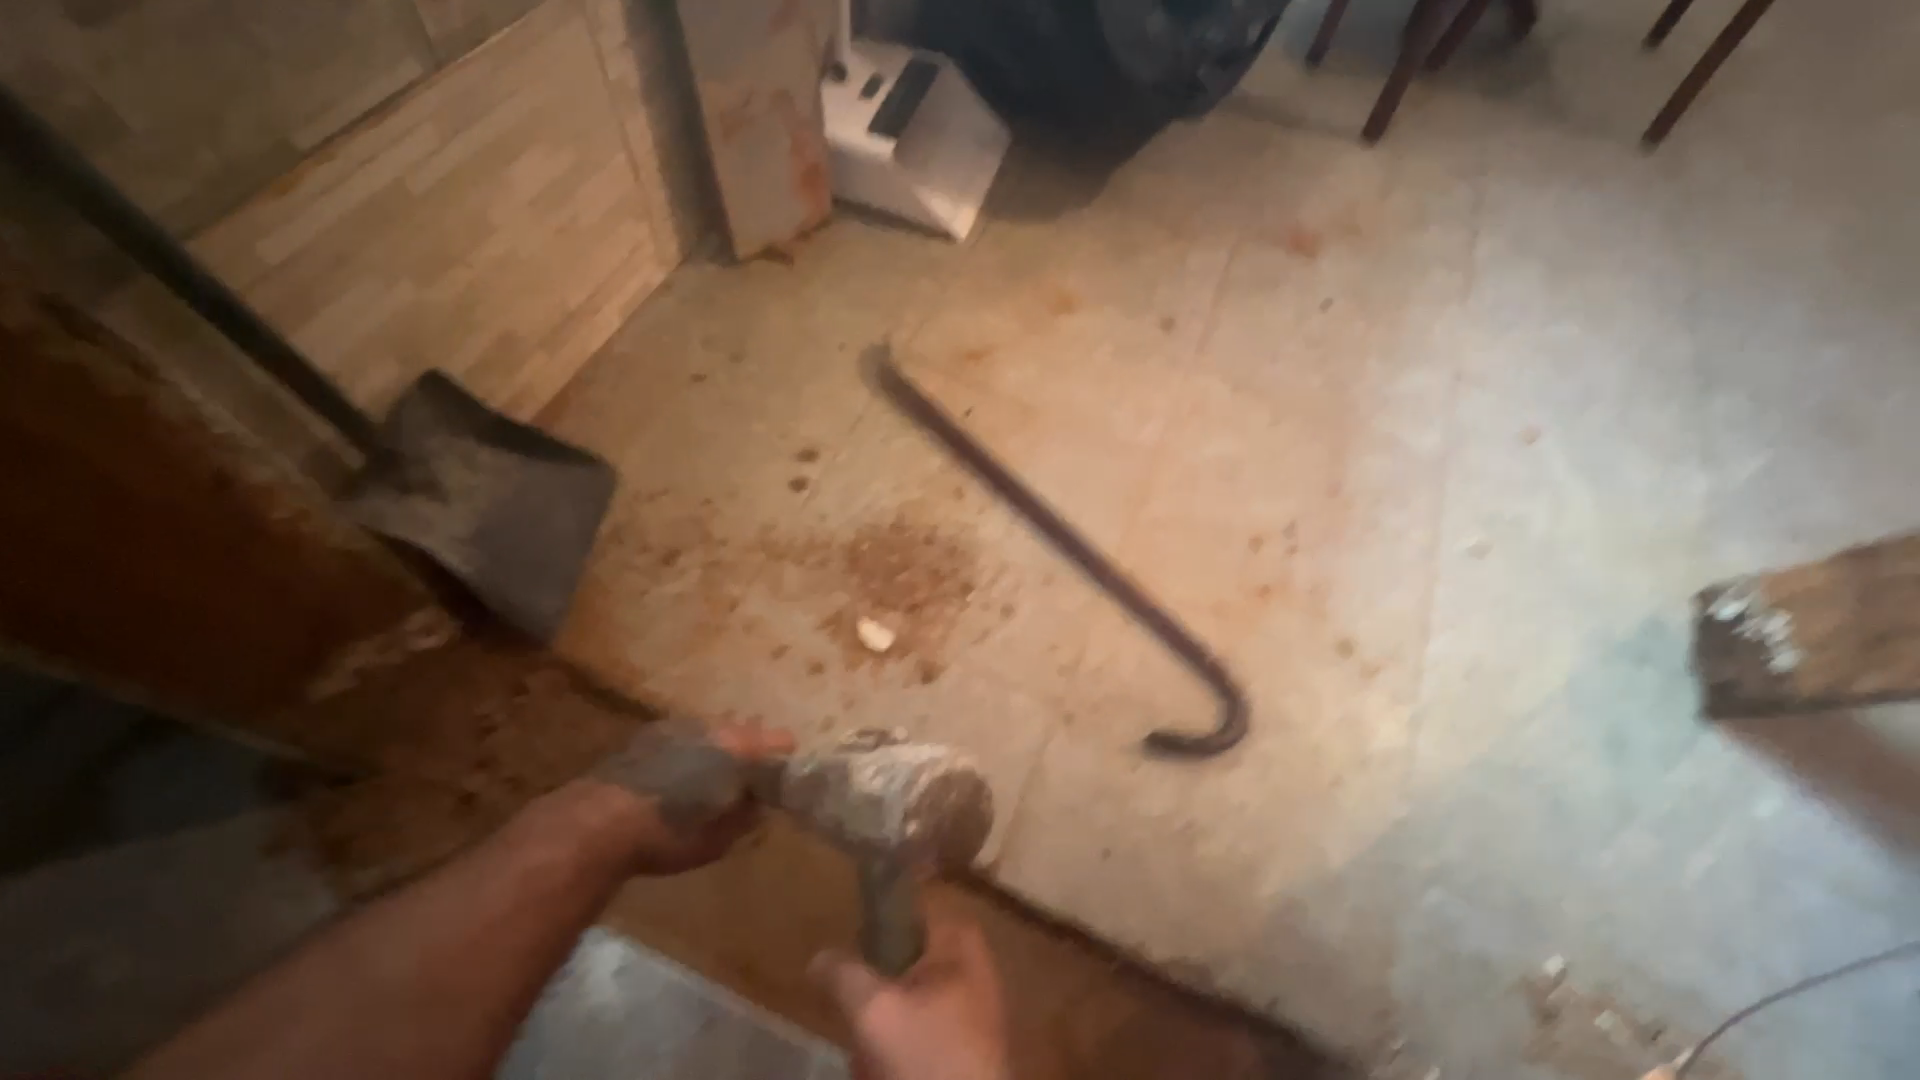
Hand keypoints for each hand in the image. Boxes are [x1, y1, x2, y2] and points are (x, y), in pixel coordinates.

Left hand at [587, 719, 793, 874]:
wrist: (594, 824)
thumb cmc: (667, 834)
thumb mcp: (718, 840)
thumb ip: (745, 817)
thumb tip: (758, 804)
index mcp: (738, 746)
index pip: (779, 741)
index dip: (785, 760)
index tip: (784, 782)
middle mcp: (711, 726)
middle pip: (745, 731)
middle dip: (751, 753)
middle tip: (749, 782)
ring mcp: (676, 725)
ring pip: (712, 733)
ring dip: (718, 751)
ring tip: (712, 780)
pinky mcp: (645, 735)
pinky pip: (682, 738)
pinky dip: (688, 753)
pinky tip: (677, 778)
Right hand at [811, 900, 1010, 1079]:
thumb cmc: (929, 1057)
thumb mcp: (874, 1011)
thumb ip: (843, 974)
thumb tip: (819, 957)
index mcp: (958, 940)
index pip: (906, 907)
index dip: (873, 921)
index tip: (848, 942)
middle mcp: (970, 963)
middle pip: (901, 960)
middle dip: (873, 989)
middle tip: (854, 1014)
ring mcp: (972, 1005)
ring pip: (905, 1002)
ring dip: (880, 1028)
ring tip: (867, 1057)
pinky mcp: (966, 1043)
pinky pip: (917, 1033)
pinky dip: (896, 1050)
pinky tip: (883, 1070)